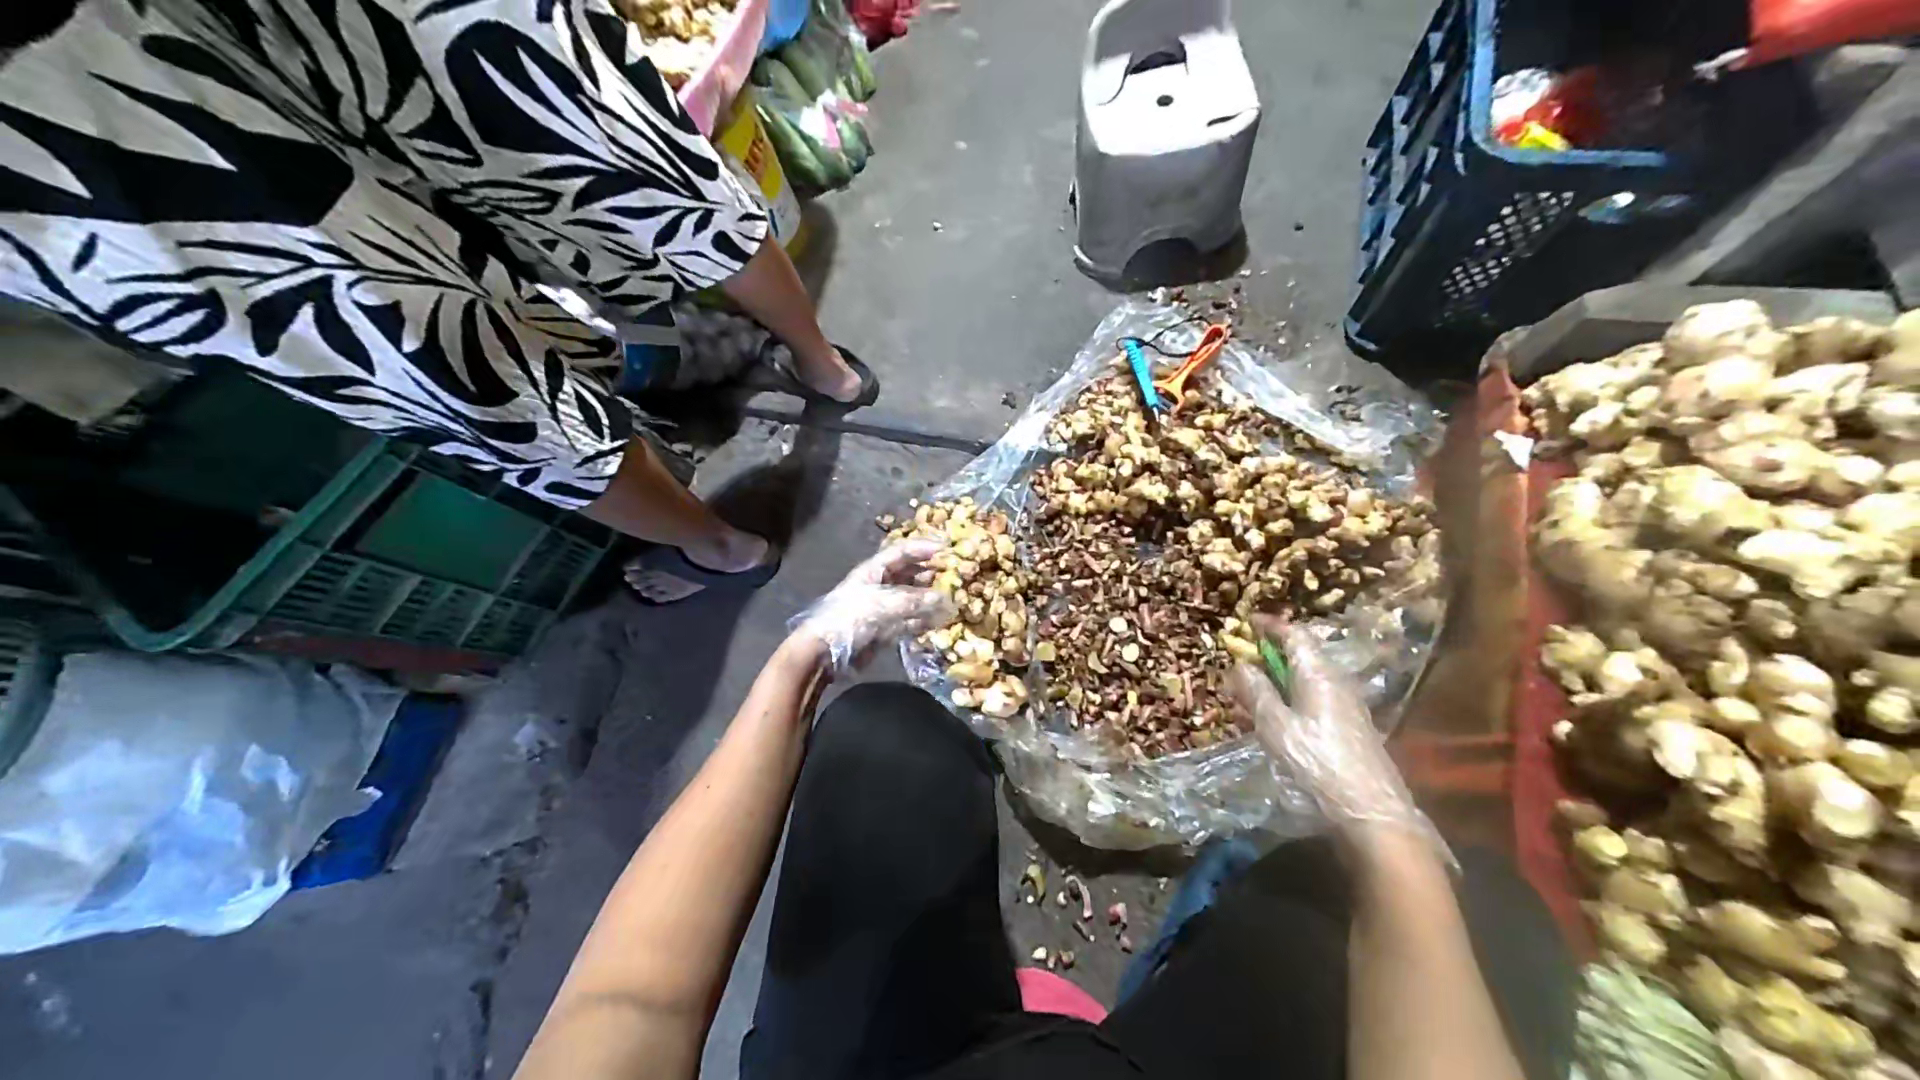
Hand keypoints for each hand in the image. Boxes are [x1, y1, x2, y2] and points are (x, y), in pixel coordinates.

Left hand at [788, 540, 955, 675]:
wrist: (825, 652)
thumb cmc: (850, 618)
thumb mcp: (883, 603)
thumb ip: (915, 600)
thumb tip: (944, 600)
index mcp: (874, 570)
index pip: (903, 552)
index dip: (925, 547)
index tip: (948, 547)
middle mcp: (880, 585)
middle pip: (910, 573)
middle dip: (932, 573)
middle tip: (956, 574)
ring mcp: (883, 607)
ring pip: (913, 598)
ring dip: (931, 598)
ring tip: (953, 597)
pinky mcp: (885, 628)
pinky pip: (910, 619)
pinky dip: (925, 619)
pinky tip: (940, 619)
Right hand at [1228, 617, 1430, 841]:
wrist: (1370, 812)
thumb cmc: (1317, 763)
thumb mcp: (1275, 726)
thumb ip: (1256, 692)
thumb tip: (1241, 664)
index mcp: (1318, 674)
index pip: (1295, 635)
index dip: (1270, 626)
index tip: (1247, 623)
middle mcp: (1335, 682)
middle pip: (1299, 657)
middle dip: (1267, 658)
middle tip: (1237, 667)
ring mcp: (1344, 706)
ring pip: (1303, 681)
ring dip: (1273, 683)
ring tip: (1244, 698)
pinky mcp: (1346, 728)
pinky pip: (1310, 701)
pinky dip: (1286, 702)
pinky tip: (1269, 723)